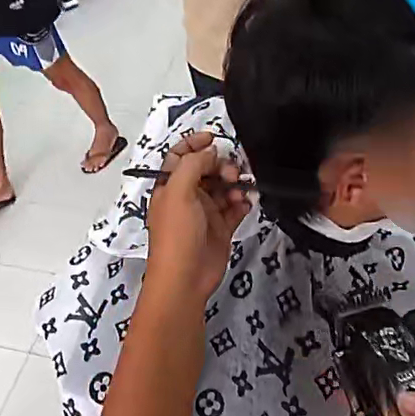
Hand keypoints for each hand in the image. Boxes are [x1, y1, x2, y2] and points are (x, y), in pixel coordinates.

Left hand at [144, 131, 251, 302]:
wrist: (185, 278)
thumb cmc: (175, 237)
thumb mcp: (178, 192)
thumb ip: (192, 164)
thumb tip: (209, 151)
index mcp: (169, 186)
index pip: (180, 156)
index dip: (195, 144)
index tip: (213, 137)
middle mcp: (186, 196)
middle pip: (207, 169)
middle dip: (221, 165)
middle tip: (231, 171)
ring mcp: (205, 212)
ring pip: (224, 187)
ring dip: (235, 183)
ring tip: (240, 189)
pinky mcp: (222, 227)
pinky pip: (236, 207)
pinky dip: (243, 202)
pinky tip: (245, 202)